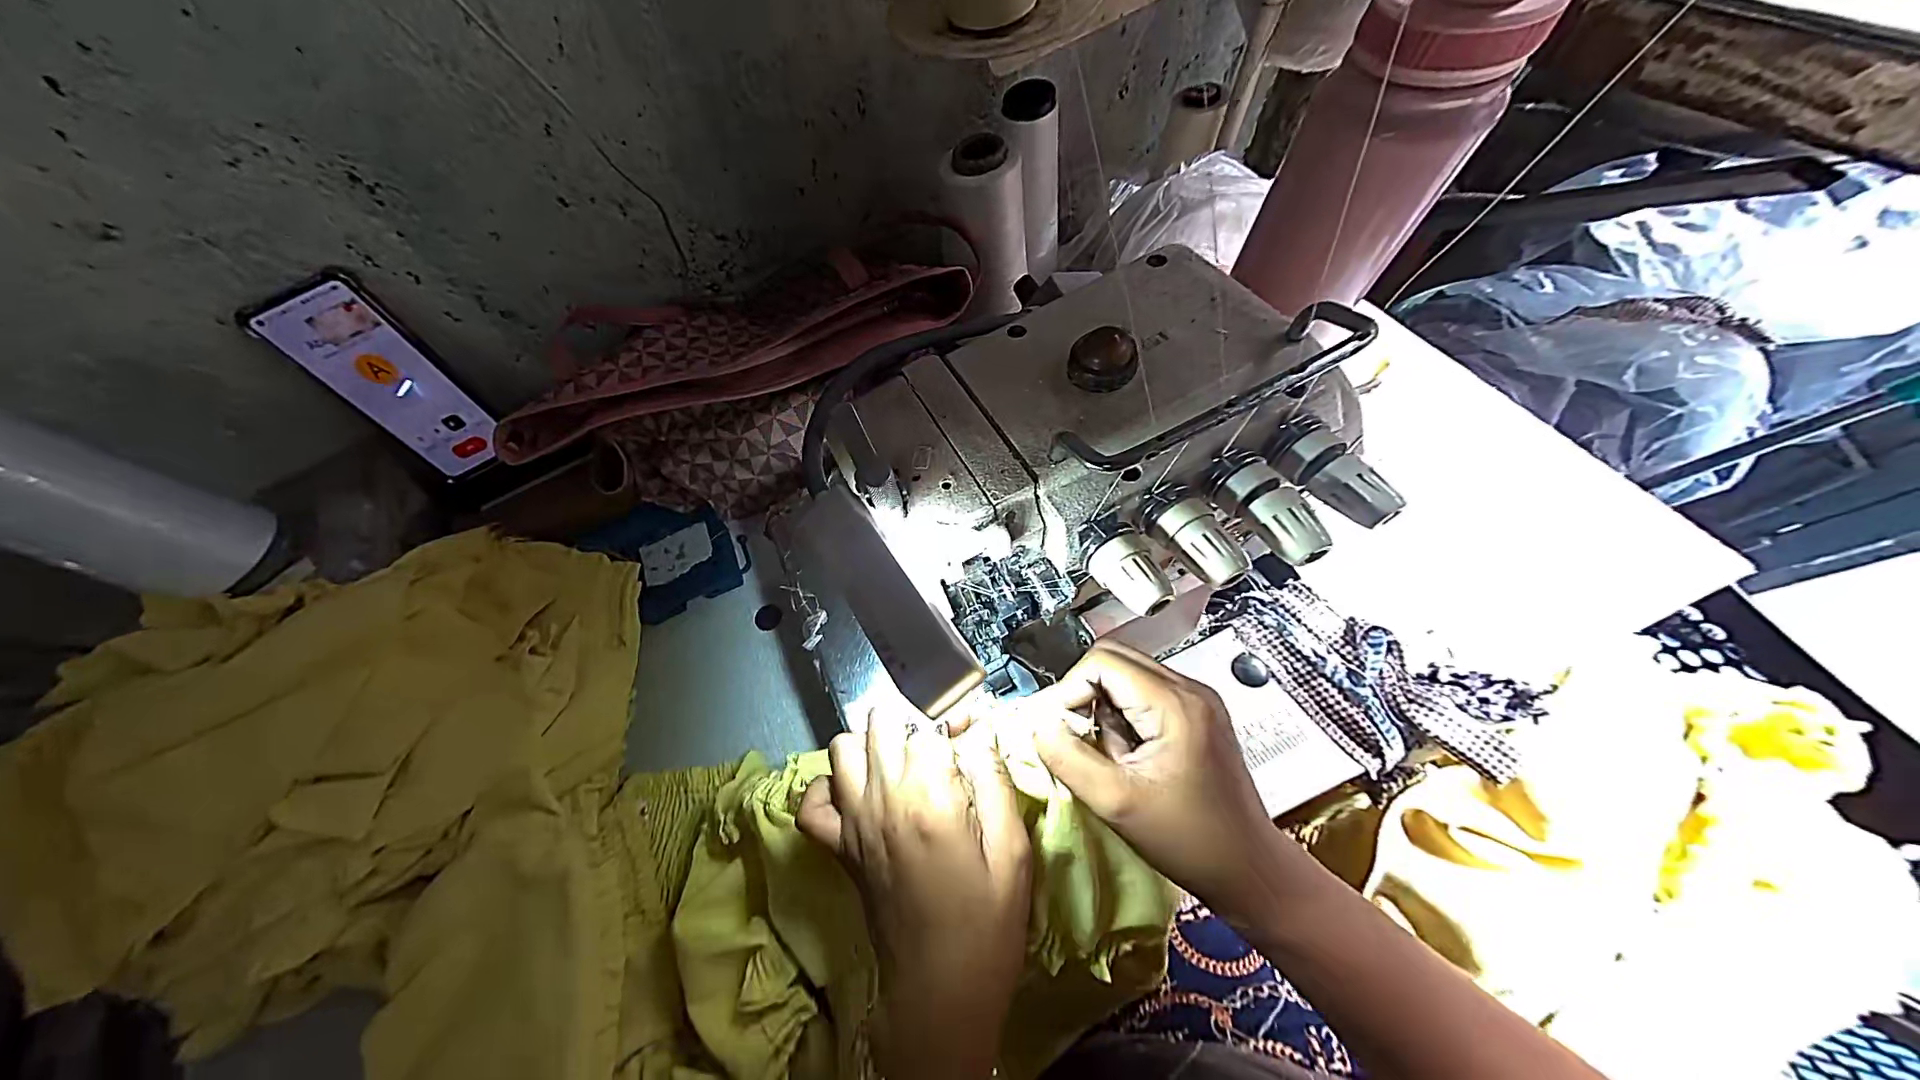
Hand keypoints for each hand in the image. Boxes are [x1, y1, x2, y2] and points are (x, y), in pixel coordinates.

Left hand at [796, 710, 1030, 1079]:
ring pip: (843, 747)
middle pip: (880, 723)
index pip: (929, 725)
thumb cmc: (987, 923)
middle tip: (938, 749)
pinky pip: (812, 802)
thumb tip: (979, 735)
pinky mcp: (838, 848)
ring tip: (901, 763)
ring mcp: (853, 822)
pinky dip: (828, 787)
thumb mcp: (1012, 850)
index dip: (954, 723)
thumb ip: (995, 782)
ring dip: (871, 744)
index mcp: (930, 798)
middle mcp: (883, 800)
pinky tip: (857, 793)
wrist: (942, 987)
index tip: (971, 738)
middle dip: (911, 723)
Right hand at [1016, 639, 1283, 919]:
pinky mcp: (1196, 716)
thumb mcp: (1116, 803)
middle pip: (1115, 660)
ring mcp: (1196, 701)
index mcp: (1175, 703)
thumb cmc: (1190, 840)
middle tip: (1075, 736)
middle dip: (1084, 694)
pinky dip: (1123, 716)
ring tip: (1107, 753)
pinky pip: (1144, 695)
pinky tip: (1126, 755)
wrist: (1249, 868)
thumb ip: (1069, 758)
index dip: (1070, 690)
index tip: (1062, 730)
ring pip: (1127, 676)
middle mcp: (1190, 689)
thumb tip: (1039, 726)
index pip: (1102, 661)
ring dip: (1103, 706)